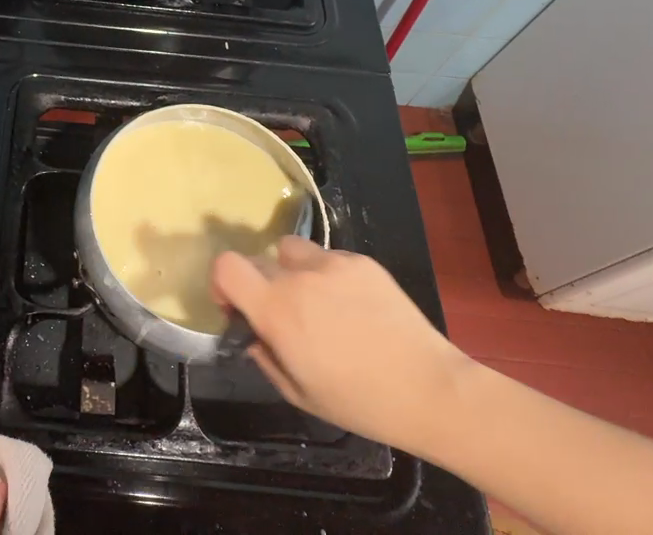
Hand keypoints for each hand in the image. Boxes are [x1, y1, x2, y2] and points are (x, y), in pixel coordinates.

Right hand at [211, 235, 474, 450]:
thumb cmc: (359, 402)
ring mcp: (334, 265)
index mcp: (277, 311)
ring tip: (318, 303)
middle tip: (282, 315)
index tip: (236, 306)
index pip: (226, 266)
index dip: (222, 282)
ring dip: (292, 272)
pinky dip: (329, 276)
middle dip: (260, 284)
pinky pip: (329, 259)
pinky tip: (353, 307)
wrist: (430, 389)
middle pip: (258, 260)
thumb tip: (253, 334)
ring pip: (293, 251)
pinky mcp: (363, 262)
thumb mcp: (298, 392)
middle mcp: (300, 278)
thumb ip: (265, 356)